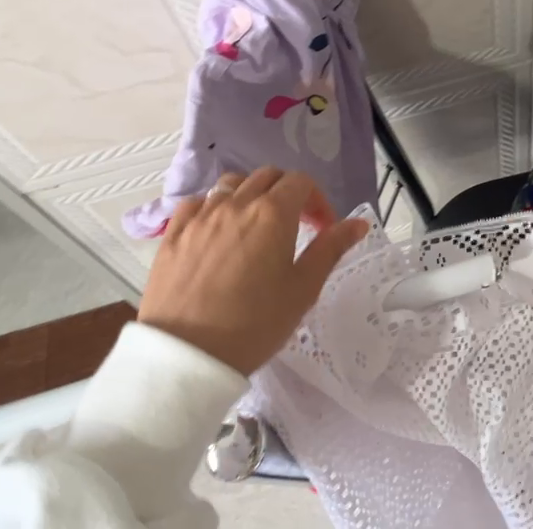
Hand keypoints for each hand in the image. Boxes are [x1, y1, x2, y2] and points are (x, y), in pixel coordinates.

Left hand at [137, 167, 369, 374]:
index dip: (317, 200)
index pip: (301, 182)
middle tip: (294, 224)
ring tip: (254, 225)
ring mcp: (201, 216)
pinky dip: (212, 207)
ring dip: (250, 194)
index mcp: (273, 213)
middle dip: (286, 192)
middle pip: (267, 176)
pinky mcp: (173, 234)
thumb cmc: (253, 325)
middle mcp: (237, 204)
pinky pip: (196, 203)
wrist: (186, 356)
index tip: (323, 227)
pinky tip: (216, 231)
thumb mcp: (302, 290)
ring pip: (231, 184)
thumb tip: (358, 223)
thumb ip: (330, 249)